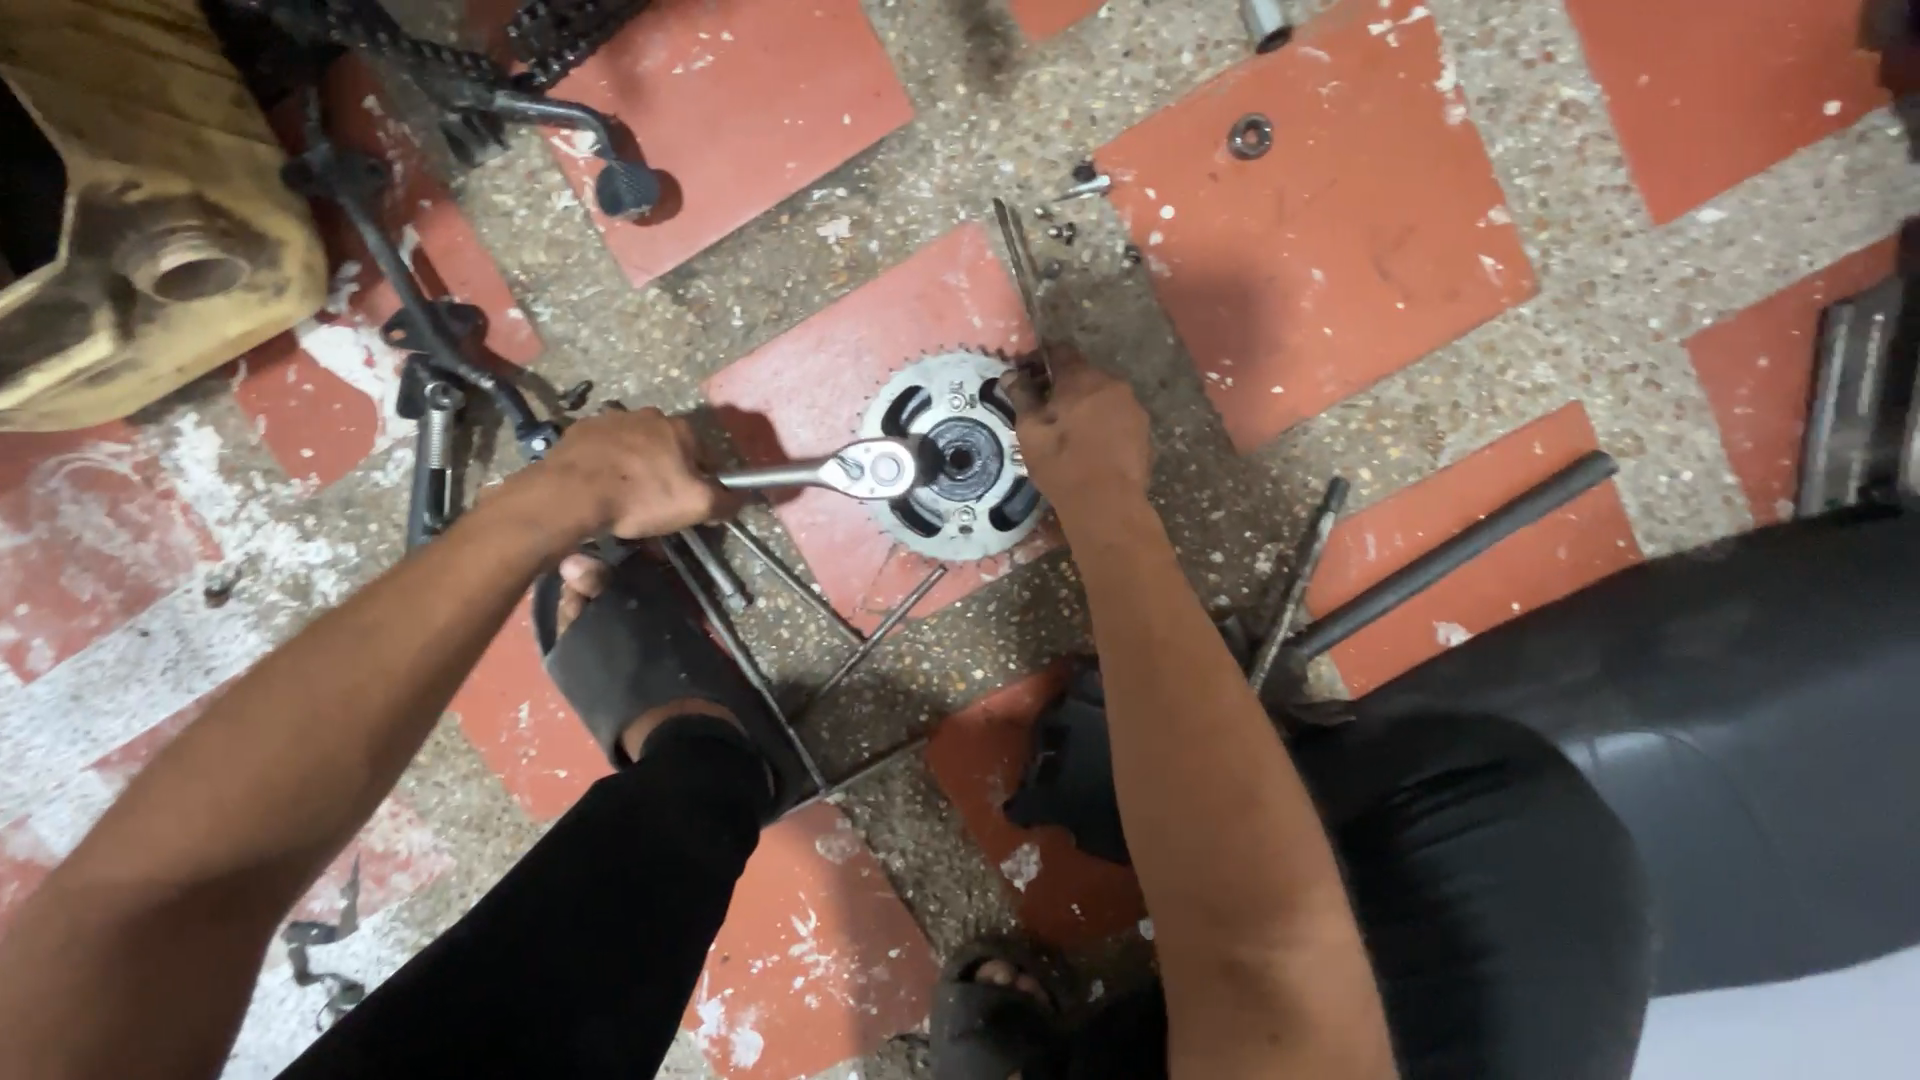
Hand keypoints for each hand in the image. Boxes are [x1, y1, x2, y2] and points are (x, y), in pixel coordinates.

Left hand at [533, 405, 735, 539]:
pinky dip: (606, 463)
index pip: (705, 455)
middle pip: (668, 447)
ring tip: (624, 495)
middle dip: (666, 469)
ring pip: (635, 445)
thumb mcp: (697, 506)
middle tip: (656, 501)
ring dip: (635, 464)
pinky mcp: (581, 429)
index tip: (689, 502)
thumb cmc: (642, 497)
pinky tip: (600, 485)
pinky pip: (604, 448)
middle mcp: (649, 415)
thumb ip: (727, 501)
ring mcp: (612, 418)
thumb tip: (741, 498)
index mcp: (681, 429)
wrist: (572, 493)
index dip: (702, 481)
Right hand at [1007, 347, 1151, 521]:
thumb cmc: (1061, 464)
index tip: (1029, 377)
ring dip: (1087, 406)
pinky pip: (1118, 417)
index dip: (1042, 360)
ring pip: (1103, 397)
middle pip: (1084, 375)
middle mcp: (1112, 384)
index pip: (1060, 351)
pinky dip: (1104, 424)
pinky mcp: (1144, 431)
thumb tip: (1011, 375)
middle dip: (1065, 387)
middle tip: (1047, 412)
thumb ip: (1022, 397)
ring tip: (1071, 434)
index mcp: (1081, 378)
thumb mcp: (1030, 431)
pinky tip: (1093, 447)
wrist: (1107, 503)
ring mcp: (1133, 407)